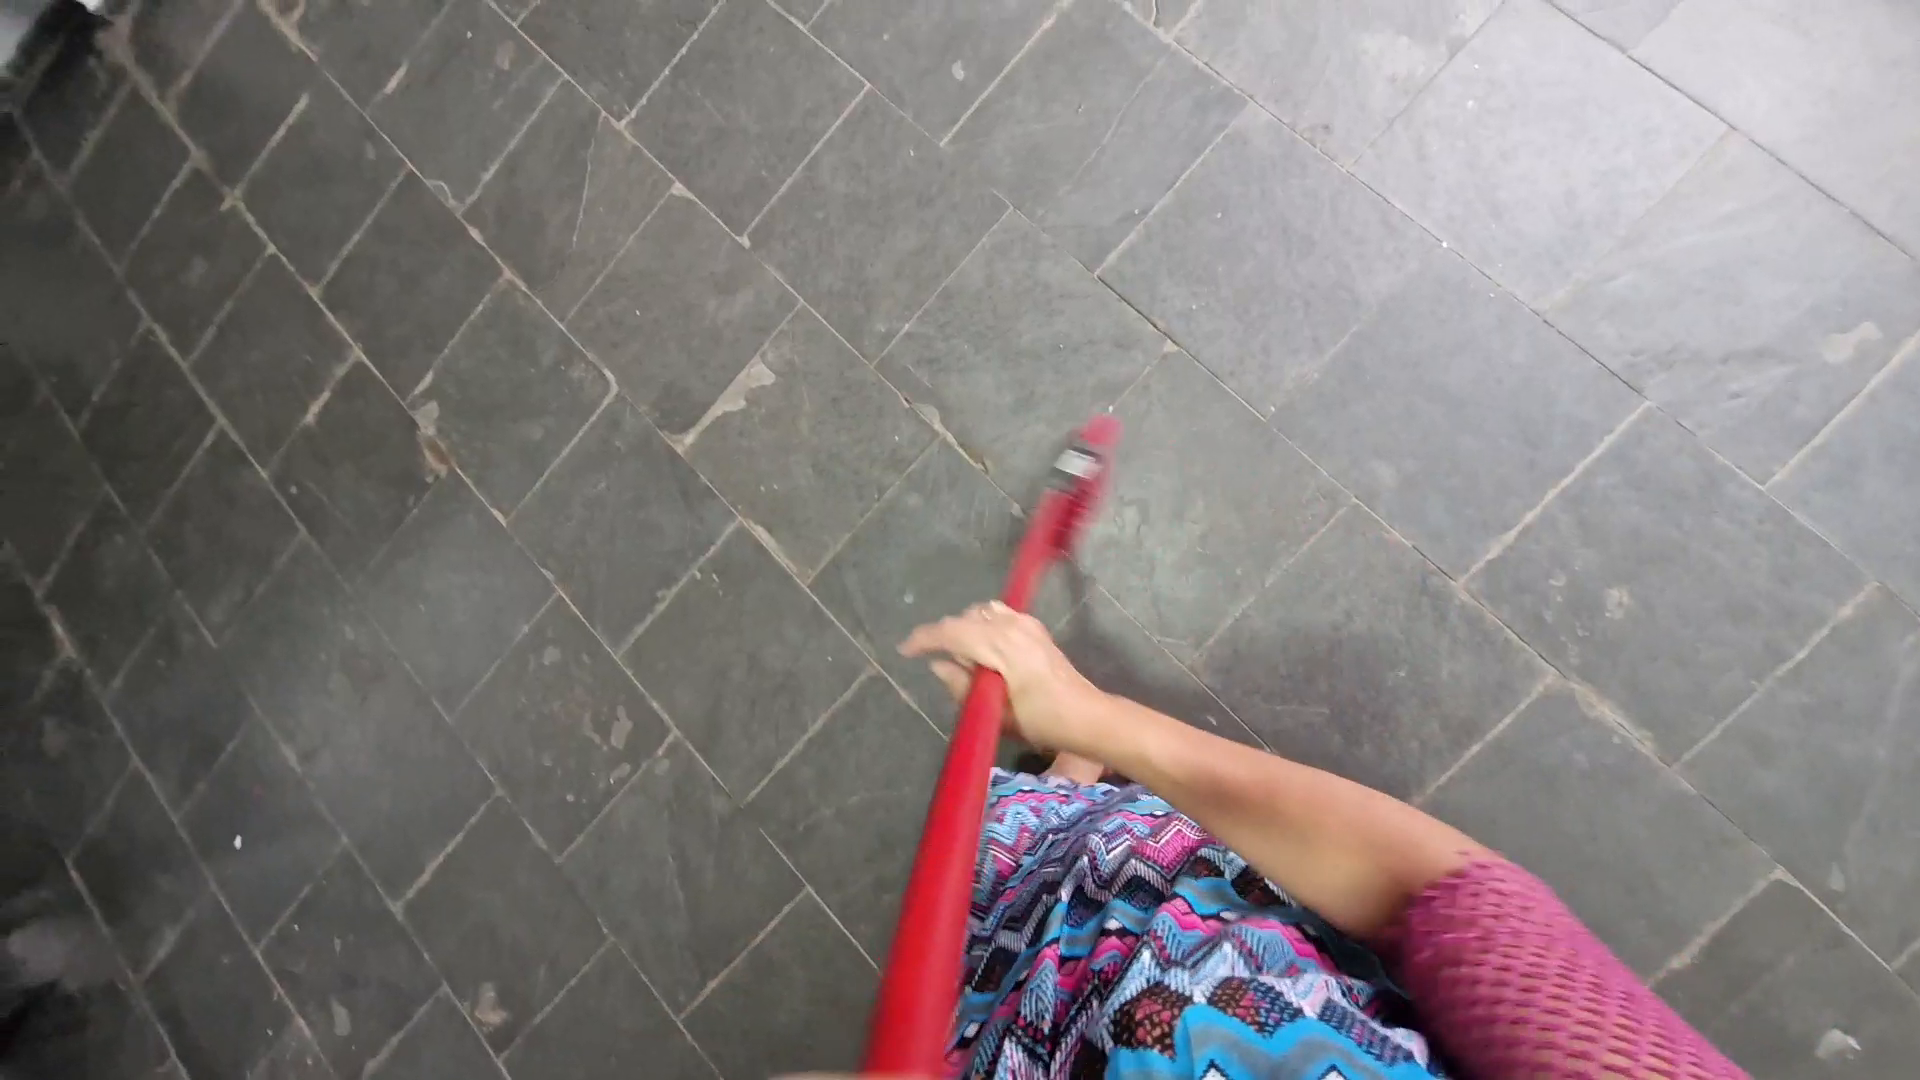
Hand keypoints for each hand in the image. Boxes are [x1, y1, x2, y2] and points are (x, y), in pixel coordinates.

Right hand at [898, 601, 1101, 752]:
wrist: (1085, 715)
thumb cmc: (1040, 720)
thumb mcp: (995, 712)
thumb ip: (962, 686)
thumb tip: (940, 666)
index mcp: (1000, 644)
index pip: (952, 632)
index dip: (924, 639)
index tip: (905, 650)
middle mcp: (1011, 625)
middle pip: (964, 619)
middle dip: (943, 635)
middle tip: (931, 659)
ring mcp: (1025, 623)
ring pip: (980, 613)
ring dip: (964, 628)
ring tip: (958, 657)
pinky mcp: (1034, 627)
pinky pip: (997, 615)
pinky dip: (981, 626)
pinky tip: (982, 651)